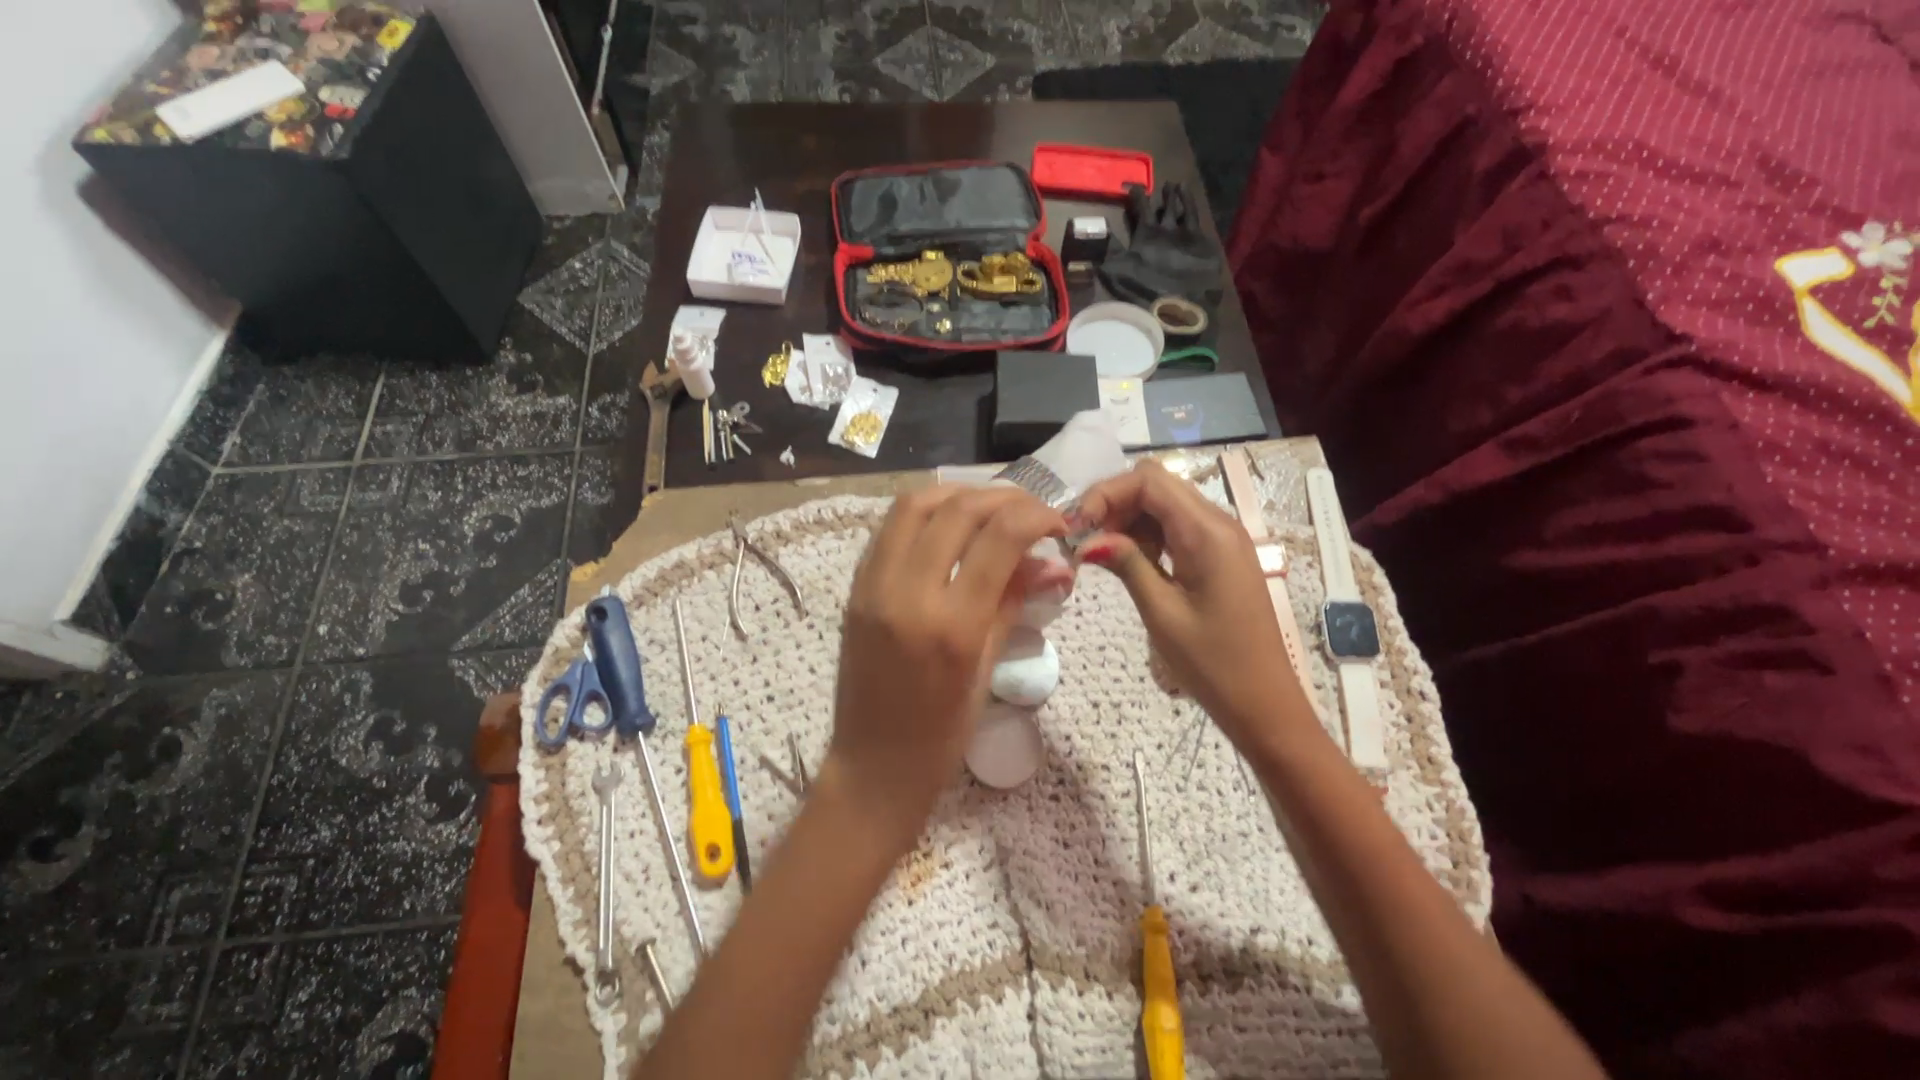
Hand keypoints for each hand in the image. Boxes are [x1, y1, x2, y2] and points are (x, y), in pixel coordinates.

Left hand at [827, 486, 1065, 847]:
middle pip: (958, 510)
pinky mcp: (855, 588)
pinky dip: (923, 514)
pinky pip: (889, 529)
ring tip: (989, 507)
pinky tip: (948, 525)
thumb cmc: (941, 735)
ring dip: (958, 495)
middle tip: (1029, 510)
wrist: (873, 765)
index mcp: (952, 625)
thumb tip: (1050, 560)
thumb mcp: (987, 670)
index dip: (1036, 516)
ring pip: (915, 505)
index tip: (1057, 521)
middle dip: (1003, 498)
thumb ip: (1013, 603)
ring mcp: (874, 587)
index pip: (999, 537)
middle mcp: (908, 594)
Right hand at [1075, 461, 1316, 751]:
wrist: (1263, 700)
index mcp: (1206, 532)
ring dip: (1130, 518)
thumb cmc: (1211, 662)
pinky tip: (1130, 560)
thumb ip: (1126, 564)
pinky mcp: (1221, 555)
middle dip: (1115, 502)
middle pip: (1157, 485)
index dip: (1106, 493)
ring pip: (1166, 503)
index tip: (1076, 526)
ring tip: (1101, 553)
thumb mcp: (1161, 612)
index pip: (1148, 481)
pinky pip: (1179, 526)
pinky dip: (1149, 533)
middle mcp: (1219, 523)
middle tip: (1084, 539)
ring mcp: (1223, 537)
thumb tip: (1087, 539)